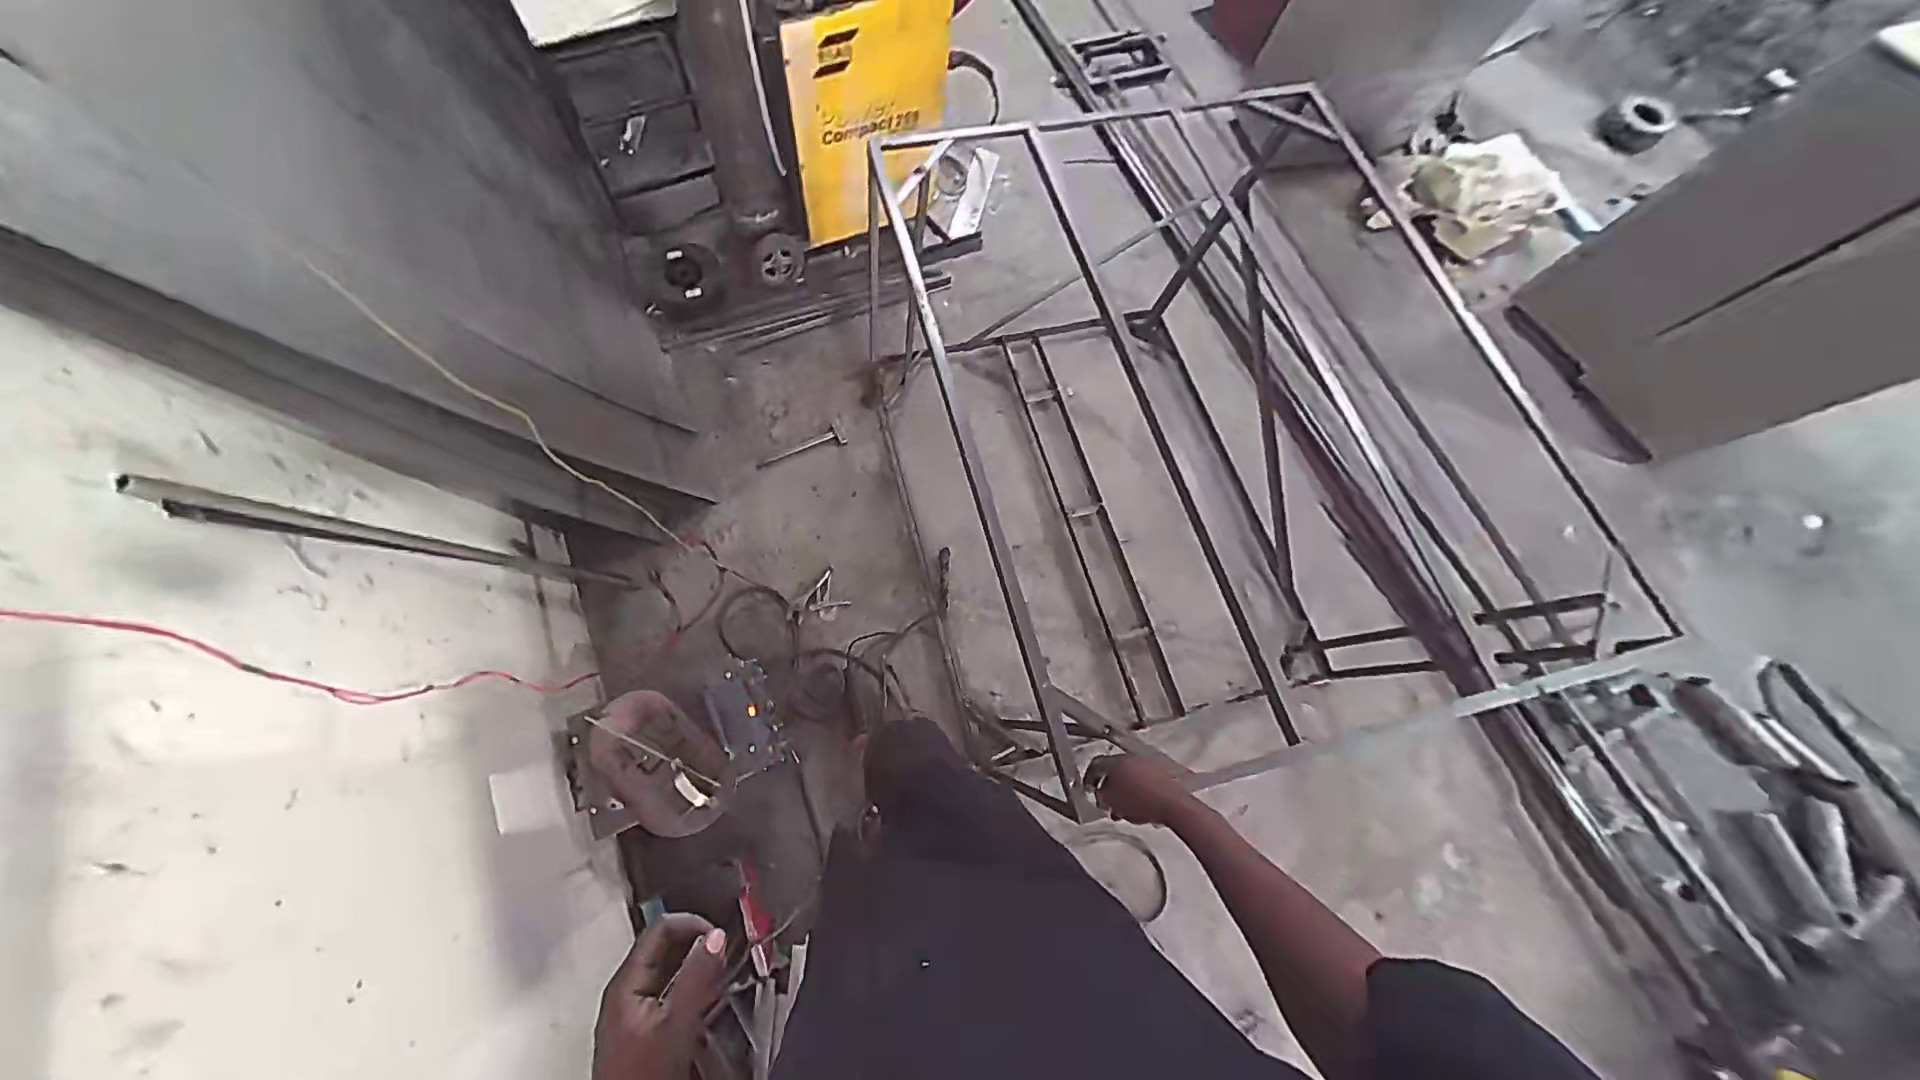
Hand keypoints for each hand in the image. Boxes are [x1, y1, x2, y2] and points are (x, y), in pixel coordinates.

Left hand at [593, 914, 727, 1079]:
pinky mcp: (647, 1031)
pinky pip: (674, 994)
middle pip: (666, 948)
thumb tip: (716, 937)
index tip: (719, 936)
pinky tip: (710, 1000)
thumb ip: (698, 977)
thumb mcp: (676, 1025)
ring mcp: (636, 1013)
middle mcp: (628, 993)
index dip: (693, 924)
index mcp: (626, 984)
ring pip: (672, 971)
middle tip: (724, 952)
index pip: (661, 929)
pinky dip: (695, 989)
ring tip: (722, 973)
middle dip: (699, 945)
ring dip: (699, 967)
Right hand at [1085, 754, 1197, 826]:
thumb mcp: (1112, 802)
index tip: (1089, 787)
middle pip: (1115, 769)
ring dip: (1127, 789)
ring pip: (1132, 775)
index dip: (1089, 777)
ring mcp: (1151, 763)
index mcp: (1118, 760)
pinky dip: (1142, 790)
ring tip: (1126, 808)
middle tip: (1108, 800)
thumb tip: (1101, 794)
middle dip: (1110, 785)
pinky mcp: (1167, 773)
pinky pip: (1148, 780)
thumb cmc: (1145, 801)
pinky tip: (1142, 806)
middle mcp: (1134, 757)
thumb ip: (1101, 796)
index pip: (1097, 764)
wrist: (1175, 806)